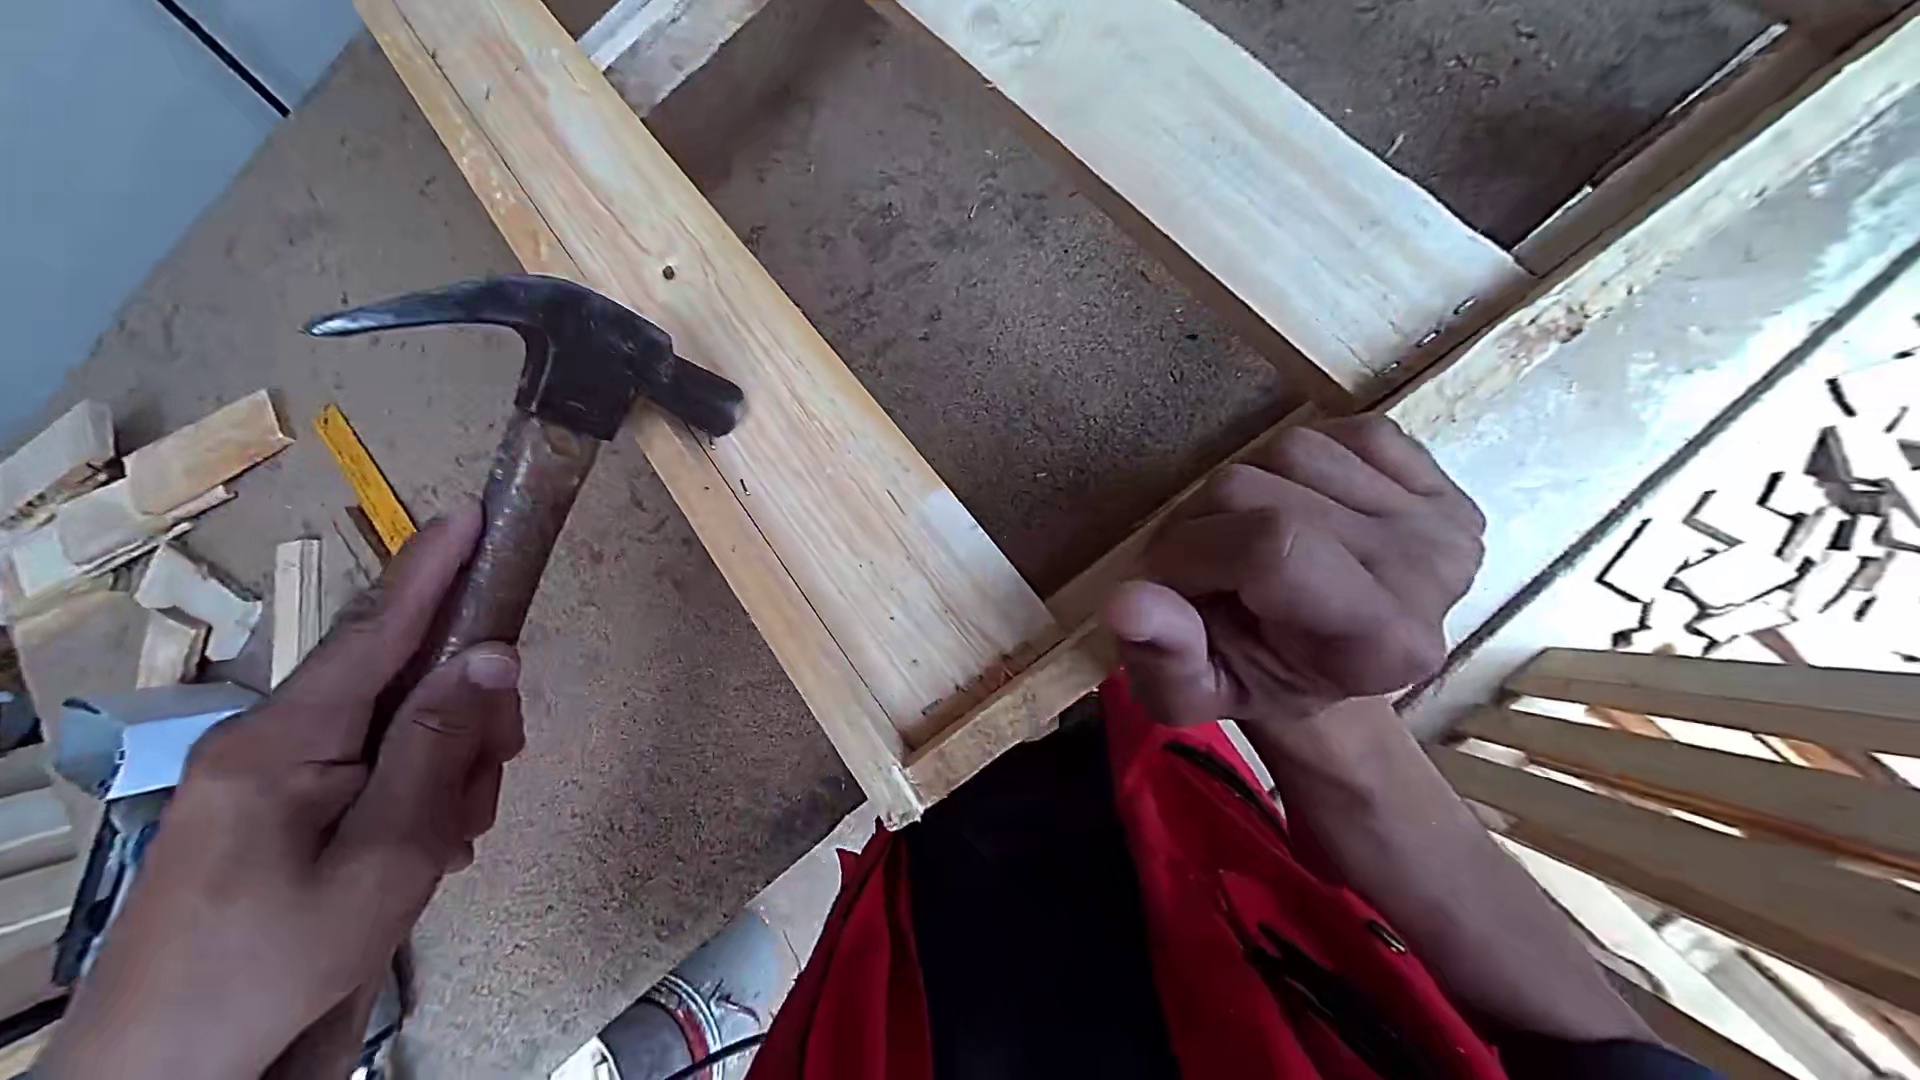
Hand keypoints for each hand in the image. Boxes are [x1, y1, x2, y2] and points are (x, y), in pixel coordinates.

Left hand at [39, 504, 525, 1079]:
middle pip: (410, 681)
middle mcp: (278, 737)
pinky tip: (432, 839)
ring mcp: (279, 769)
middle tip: (498, 769)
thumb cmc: (283, 959)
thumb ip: (441, 743)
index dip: (430, 567)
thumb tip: (491, 651)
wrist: (177, 1067)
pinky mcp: (288, 798)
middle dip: (470, 713)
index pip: (376, 630)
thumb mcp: (390, 852)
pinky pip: (385, 760)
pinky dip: (426, 789)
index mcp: (287, 741)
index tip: (469, 513)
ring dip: (454, 764)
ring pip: (409, 722)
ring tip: (454, 834)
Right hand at [1104, 417, 1482, 733]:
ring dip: (1241, 491)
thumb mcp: (1190, 693)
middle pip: (1260, 490)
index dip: (1192, 552)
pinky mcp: (1439, 478)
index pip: (1271, 548)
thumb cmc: (1253, 681)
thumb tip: (1122, 602)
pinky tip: (1295, 508)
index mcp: (1377, 644)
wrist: (1323, 659)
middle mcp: (1427, 572)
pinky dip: (1292, 464)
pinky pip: (1339, 431)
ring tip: (1242, 537)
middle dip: (1198, 525)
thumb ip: (1161, 657)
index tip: (1170, 582)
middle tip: (1199, 569)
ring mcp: (1439, 518)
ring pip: (1290, 449)